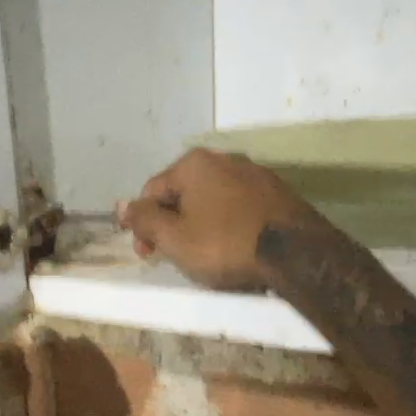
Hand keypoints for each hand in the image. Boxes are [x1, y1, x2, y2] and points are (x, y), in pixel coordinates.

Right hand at [116, 148, 325, 289]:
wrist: (295, 253)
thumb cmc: (224, 244)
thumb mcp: (175, 238)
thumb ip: (144, 220)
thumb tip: (120, 205)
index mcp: (193, 164)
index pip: (151, 192)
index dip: (143, 224)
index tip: (147, 253)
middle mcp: (224, 159)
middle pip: (182, 194)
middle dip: (172, 224)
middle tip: (173, 256)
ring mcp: (254, 173)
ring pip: (211, 200)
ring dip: (199, 224)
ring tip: (203, 255)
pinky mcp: (277, 192)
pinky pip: (238, 207)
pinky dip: (226, 224)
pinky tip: (232, 247)